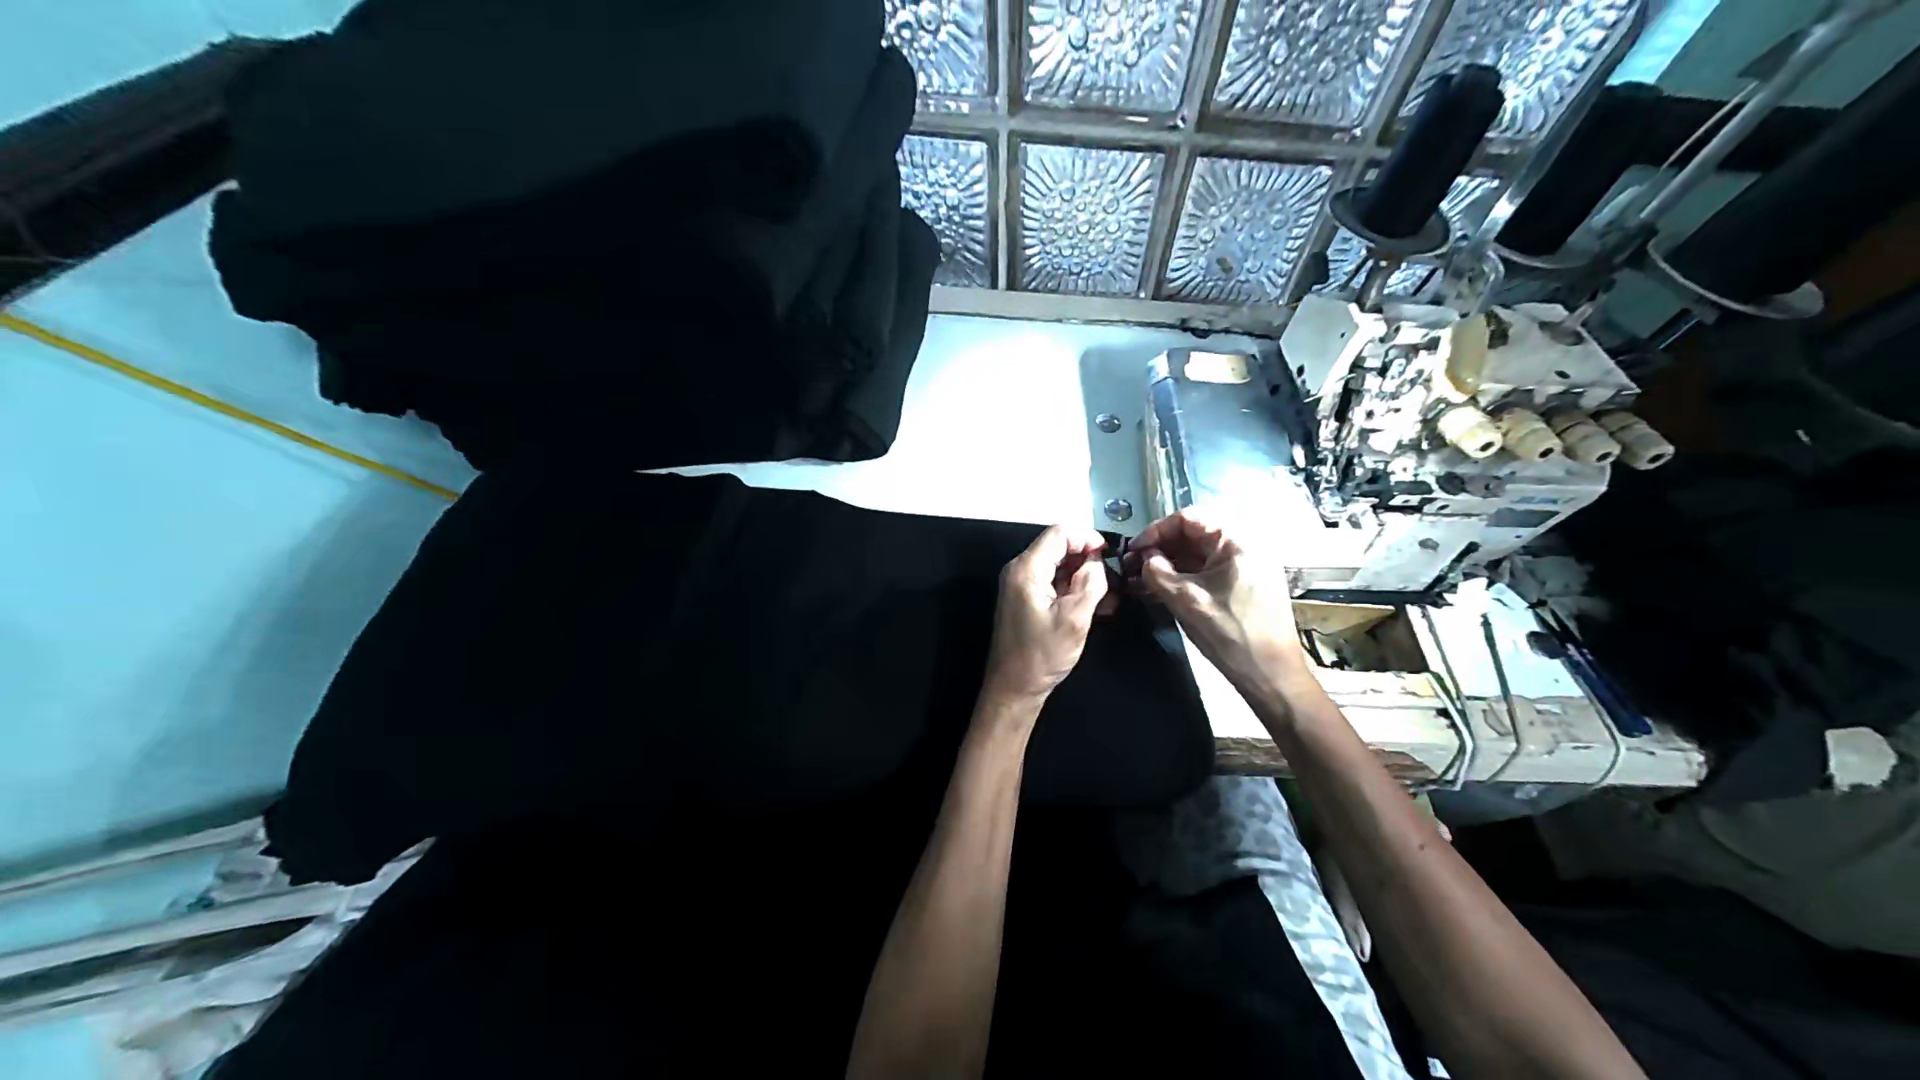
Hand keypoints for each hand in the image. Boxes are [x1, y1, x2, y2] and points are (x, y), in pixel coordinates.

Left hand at [980, 525, 1111, 711]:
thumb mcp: (1075, 619)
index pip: (1059, 533)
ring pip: (1058, 565)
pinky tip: (1094, 606)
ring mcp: (1021, 584)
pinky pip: (1053, 582)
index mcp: (1027, 569)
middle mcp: (1020, 570)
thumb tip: (1097, 562)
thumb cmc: (1041, 655)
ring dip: (1084, 576)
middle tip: (1113, 581)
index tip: (1110, 555)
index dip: (1087, 538)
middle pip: (1059, 547)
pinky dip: (1073, 588)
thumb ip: (1090, 583)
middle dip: (1088, 560)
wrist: (1014, 687)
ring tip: (1109, 598)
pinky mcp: (1025, 598)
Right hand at [1124, 508, 1302, 691]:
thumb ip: (1157, 572)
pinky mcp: (1242, 587)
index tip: (1132, 551)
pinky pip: (1206, 573)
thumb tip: (1144, 558)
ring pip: (1197, 556)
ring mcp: (1245, 568)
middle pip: (1192, 536)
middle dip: (1159, 549)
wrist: (1271, 675)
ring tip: (1138, 581)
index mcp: (1235, 542)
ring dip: (1167, 566)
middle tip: (1131, 567)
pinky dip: (1182, 579)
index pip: (1187, 519)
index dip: (1155, 531)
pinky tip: (1157, 591)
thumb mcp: (1185, 600)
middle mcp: (1243, 548)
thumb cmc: (1230, 634)